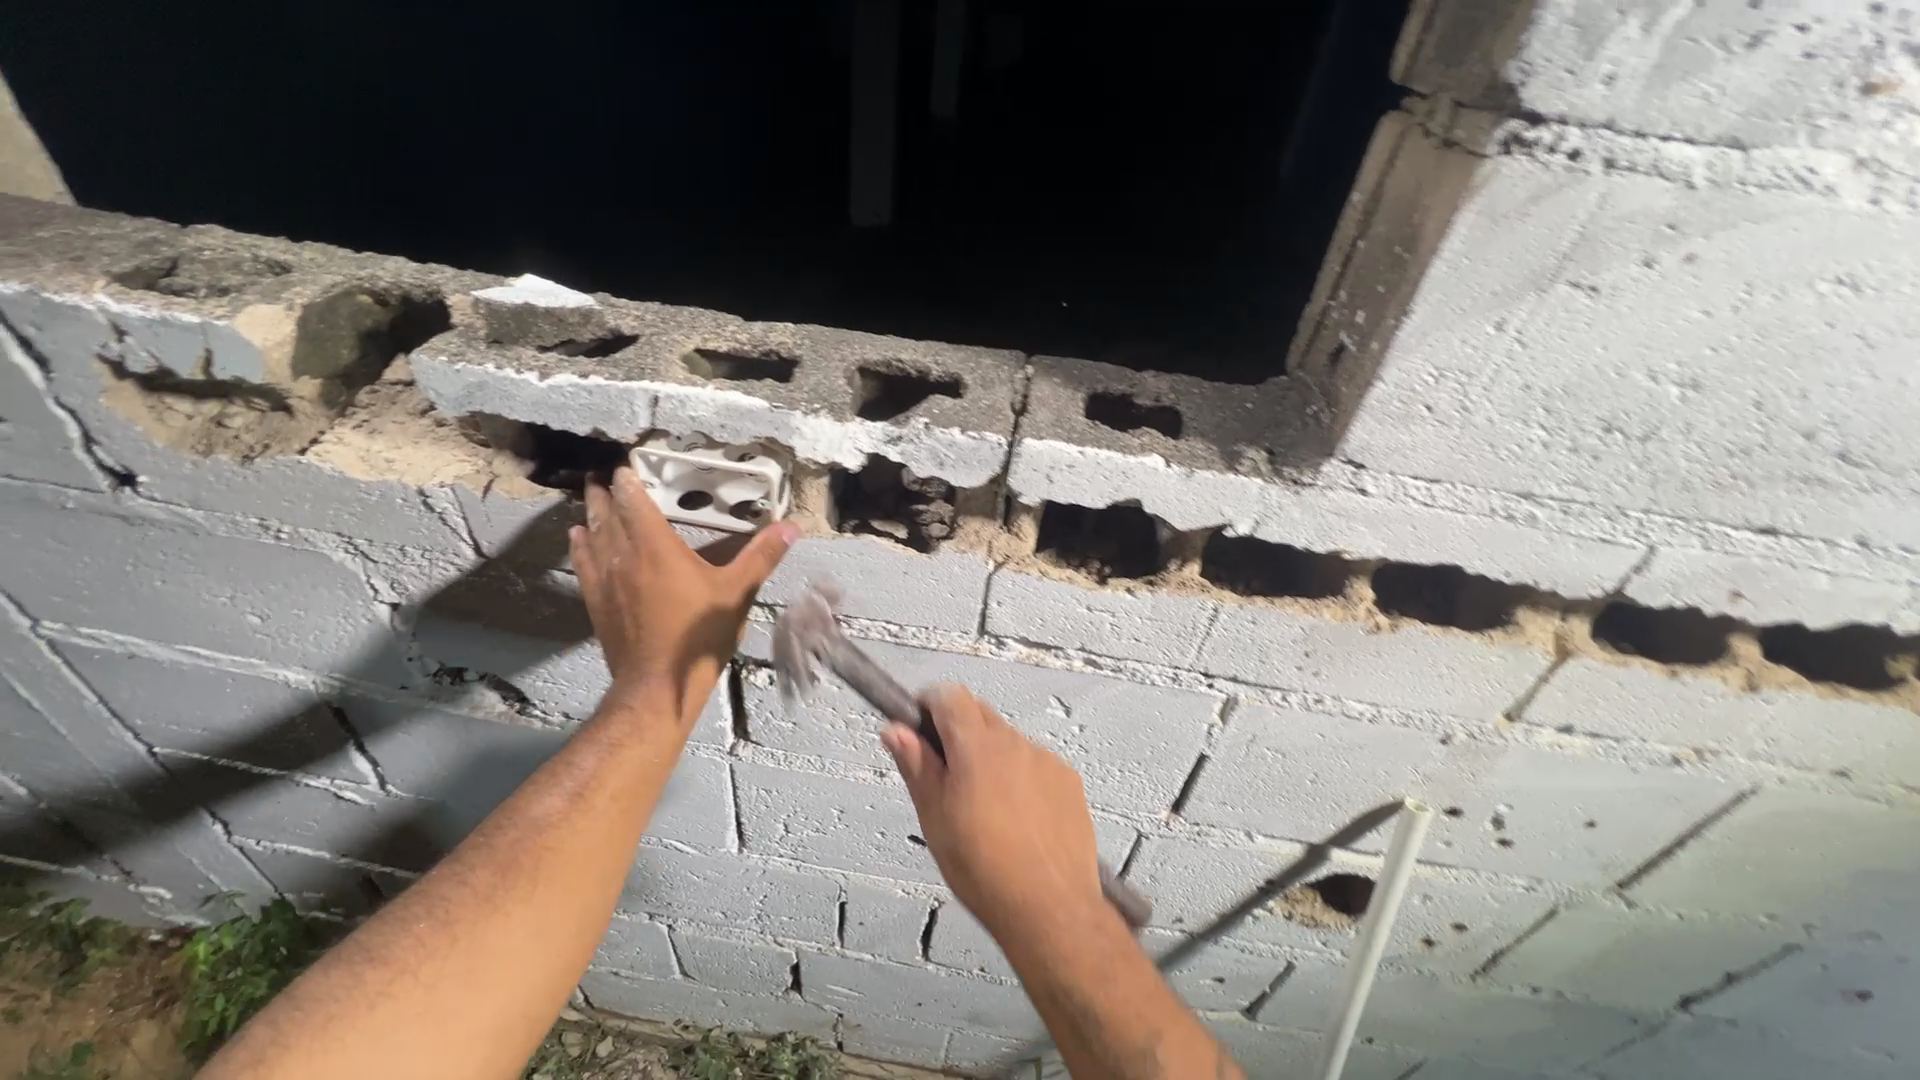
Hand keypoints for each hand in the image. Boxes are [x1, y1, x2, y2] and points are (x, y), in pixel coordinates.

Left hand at [570, 466, 796, 725]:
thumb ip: (762, 556)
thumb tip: (791, 526)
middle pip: (609, 515)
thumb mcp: (738, 593)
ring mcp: (605, 580)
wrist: (658, 684)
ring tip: (590, 498)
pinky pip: (583, 563)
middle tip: (599, 475)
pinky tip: (578, 537)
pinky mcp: (597, 601)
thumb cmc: (700, 634)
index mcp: (657, 547)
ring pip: (593, 536)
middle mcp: (625, 556)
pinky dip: (580, 544)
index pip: (637, 503)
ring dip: (592, 514)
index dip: (629, 482)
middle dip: (605, 493)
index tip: (625, 466)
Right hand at [882, 685, 1106, 940]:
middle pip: (978, 713)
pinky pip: (1035, 763)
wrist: (1049, 908)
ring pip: (1007, 740)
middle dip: (956, 732)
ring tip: (983, 809)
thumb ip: (916, 765)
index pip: (949, 696)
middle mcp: (1015, 743)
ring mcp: (1046, 760)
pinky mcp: (1068, 781)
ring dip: (989, 757)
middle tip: (943, 774)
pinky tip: (1015, 819)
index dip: (928, 705)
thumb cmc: (985, 870)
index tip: (918, 728)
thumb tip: (895, 730)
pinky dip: (1020, 777)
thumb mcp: (934, 818)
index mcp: (977, 747)